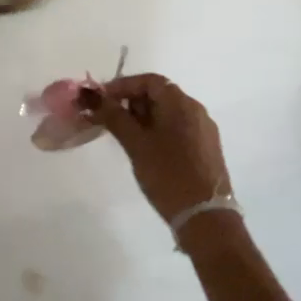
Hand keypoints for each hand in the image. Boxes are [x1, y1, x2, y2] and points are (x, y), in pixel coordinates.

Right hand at [88, 73, 230, 222]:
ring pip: (168, 113)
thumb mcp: (136, 144)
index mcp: (182, 103)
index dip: (122, 85)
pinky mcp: (205, 149)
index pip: (149, 80)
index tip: (101, 100)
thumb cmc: (168, 175)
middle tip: (108, 120)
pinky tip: (144, 150)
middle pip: (159, 94)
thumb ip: (114, 116)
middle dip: (130, 102)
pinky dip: (157, 131)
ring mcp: (204, 131)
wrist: (206, 220)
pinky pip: (177, 129)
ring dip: (142, 118)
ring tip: (123, 137)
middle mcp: (196, 111)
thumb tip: (93, 96)